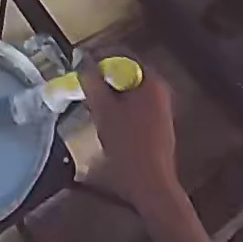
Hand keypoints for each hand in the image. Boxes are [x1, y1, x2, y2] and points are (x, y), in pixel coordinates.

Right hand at [78, 53, 181, 211]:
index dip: (98, 60)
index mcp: (151, 81)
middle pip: (125, 73)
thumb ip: (91, 82)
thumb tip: (82, 62)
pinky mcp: (158, 123)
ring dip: (110, 96)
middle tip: (85, 91)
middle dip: (103, 81)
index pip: (121, 56)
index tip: (81, 71)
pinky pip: (135, 105)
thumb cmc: (127, 145)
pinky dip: (120, 109)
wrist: (151, 185)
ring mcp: (162, 107)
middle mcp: (160, 89)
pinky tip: (109, 124)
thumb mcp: (103, 110)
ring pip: (128, 91)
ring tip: (94, 109)